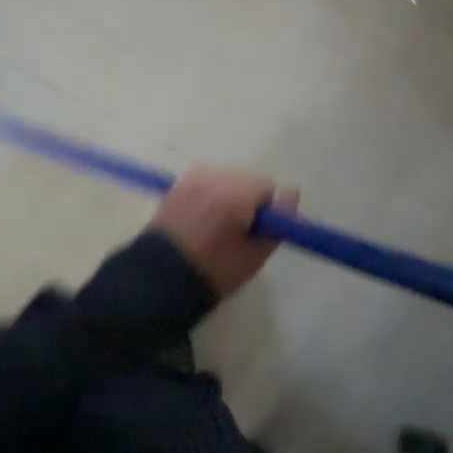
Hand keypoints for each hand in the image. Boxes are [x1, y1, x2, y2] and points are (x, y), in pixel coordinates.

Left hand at [149, 165, 298, 299]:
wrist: (159, 277)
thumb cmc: (214, 270)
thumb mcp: (255, 254)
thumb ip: (278, 221)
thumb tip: (292, 191)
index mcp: (235, 192)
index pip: (266, 187)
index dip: (266, 210)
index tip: (254, 233)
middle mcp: (214, 176)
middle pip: (245, 179)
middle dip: (246, 200)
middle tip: (235, 232)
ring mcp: (191, 177)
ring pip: (225, 179)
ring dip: (227, 196)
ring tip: (215, 227)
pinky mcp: (176, 184)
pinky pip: (205, 182)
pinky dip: (209, 195)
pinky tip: (200, 220)